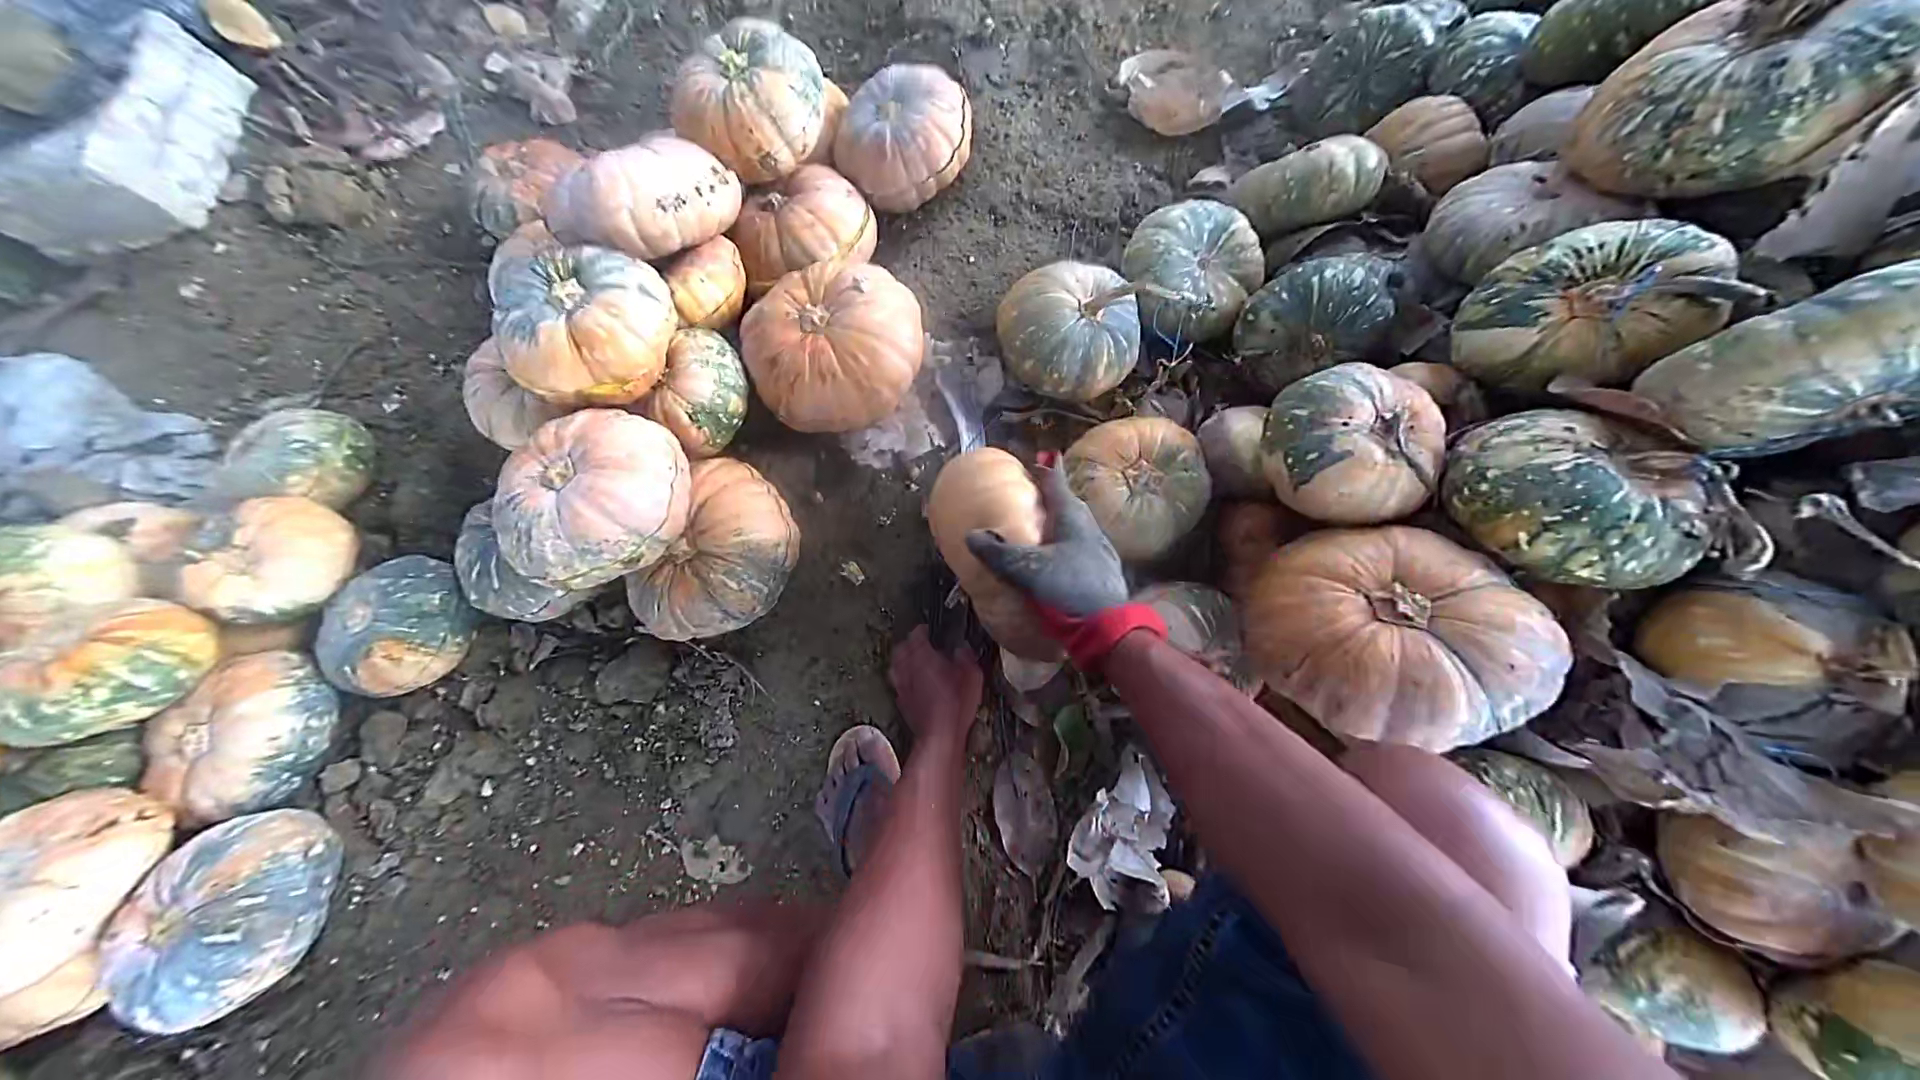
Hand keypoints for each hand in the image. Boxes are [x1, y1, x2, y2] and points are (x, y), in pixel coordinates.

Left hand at [889, 625, 982, 743]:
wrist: (940, 736)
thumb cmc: (955, 707)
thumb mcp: (972, 676)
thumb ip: (965, 658)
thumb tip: (963, 650)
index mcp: (924, 657)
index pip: (916, 635)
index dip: (921, 629)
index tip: (926, 629)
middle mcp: (909, 670)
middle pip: (901, 648)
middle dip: (908, 643)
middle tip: (916, 641)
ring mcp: (903, 687)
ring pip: (895, 665)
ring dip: (901, 660)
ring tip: (909, 658)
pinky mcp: (902, 703)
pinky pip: (898, 684)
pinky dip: (903, 679)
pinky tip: (910, 682)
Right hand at [964, 466, 1127, 616]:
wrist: (1109, 629)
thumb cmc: (1069, 590)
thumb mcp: (1027, 571)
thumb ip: (998, 553)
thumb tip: (972, 535)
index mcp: (1073, 518)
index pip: (1057, 484)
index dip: (1046, 469)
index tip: (1038, 458)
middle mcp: (1090, 528)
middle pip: (1069, 504)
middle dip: (1051, 497)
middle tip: (1032, 495)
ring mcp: (1099, 551)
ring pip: (1076, 528)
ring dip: (1058, 523)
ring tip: (1040, 528)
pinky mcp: (1102, 573)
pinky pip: (1079, 549)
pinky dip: (1064, 547)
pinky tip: (1055, 562)